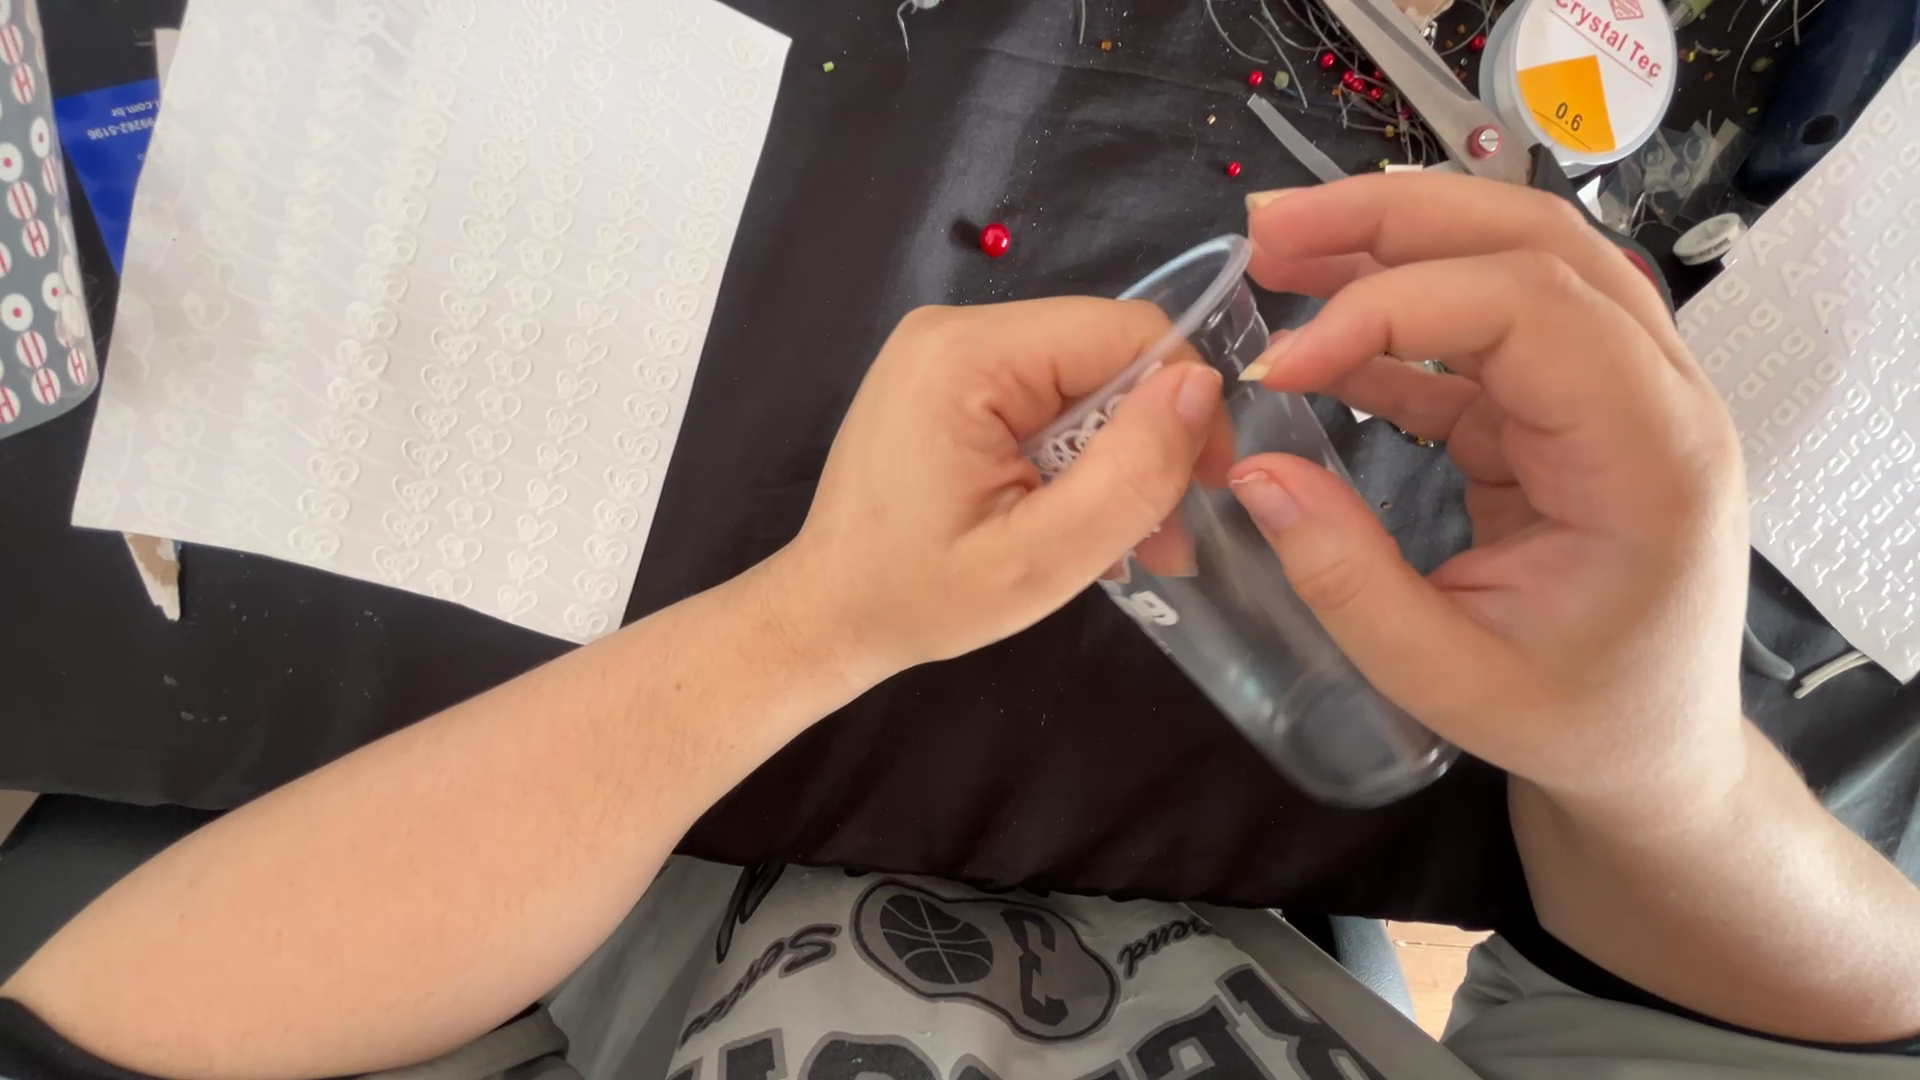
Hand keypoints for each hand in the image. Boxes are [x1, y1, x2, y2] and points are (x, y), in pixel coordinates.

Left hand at [770, 298, 1222, 681]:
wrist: (828, 613)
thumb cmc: (919, 600)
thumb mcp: (1039, 559)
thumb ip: (1129, 474)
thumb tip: (1201, 387)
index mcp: (967, 356)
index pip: (1126, 332)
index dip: (1182, 403)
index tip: (1197, 488)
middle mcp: (954, 331)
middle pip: (1104, 357)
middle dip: (1145, 445)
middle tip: (1157, 539)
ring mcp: (946, 355)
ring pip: (1082, 383)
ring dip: (1112, 461)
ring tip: (1121, 544)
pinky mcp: (947, 385)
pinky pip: (1044, 401)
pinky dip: (1073, 459)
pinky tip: (1071, 517)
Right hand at [1232, 174, 1750, 818]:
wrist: (1643, 742)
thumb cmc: (1561, 715)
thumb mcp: (1436, 670)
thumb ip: (1340, 574)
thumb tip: (1251, 470)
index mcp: (1647, 459)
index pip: (1528, 311)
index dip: (1388, 312)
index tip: (1275, 367)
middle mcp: (1647, 398)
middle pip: (1532, 244)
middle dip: (1390, 220)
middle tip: (1267, 229)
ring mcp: (1605, 395)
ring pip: (1508, 264)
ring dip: (1387, 242)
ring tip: (1277, 249)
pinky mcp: (1553, 413)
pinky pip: (1473, 336)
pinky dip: (1388, 321)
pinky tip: (1314, 331)